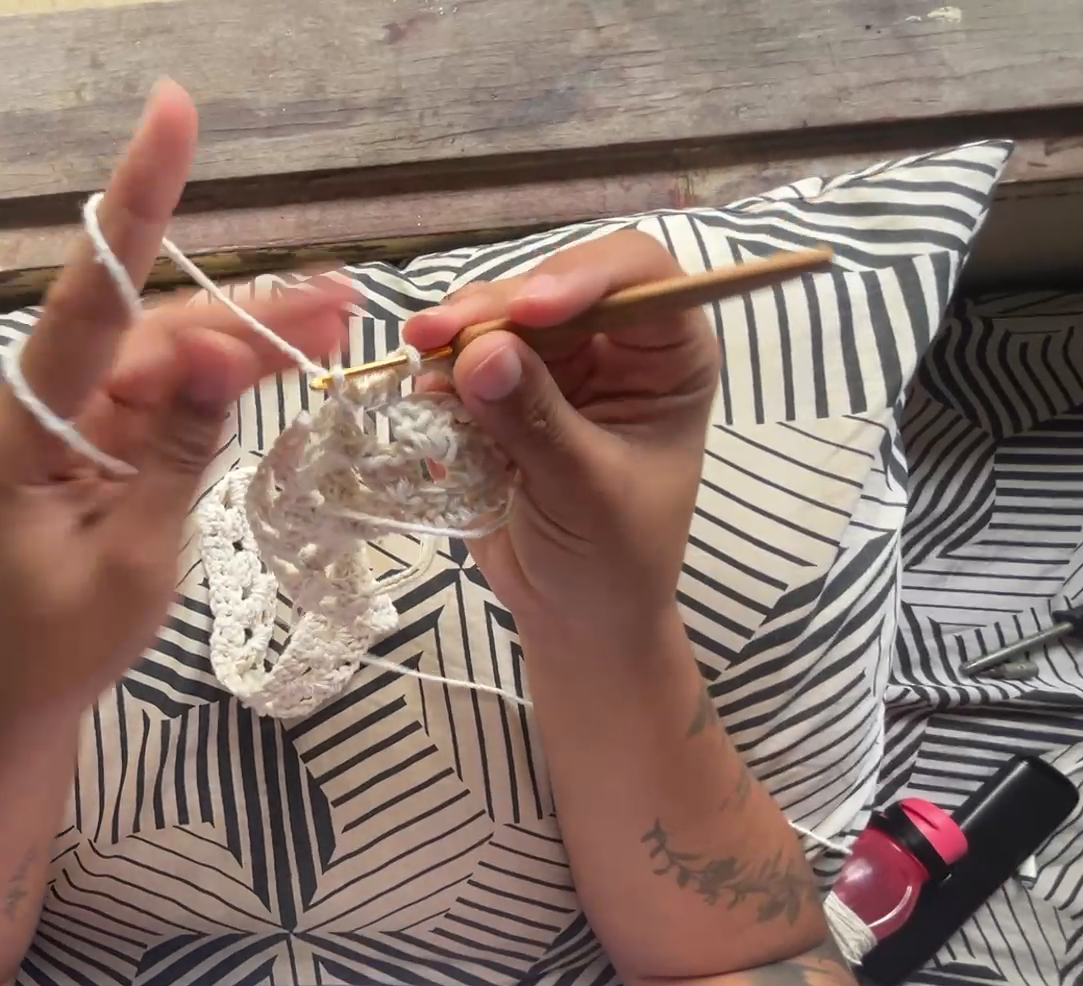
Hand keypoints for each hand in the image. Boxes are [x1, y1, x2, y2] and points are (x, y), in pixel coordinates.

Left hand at [0, 81, 349, 721]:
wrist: (39, 687)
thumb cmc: (69, 638)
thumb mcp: (137, 555)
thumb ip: (176, 452)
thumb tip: (217, 352)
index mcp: (27, 427)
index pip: (86, 302)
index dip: (135, 208)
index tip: (171, 119)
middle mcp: (50, 405)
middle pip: (150, 327)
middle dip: (242, 309)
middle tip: (335, 298)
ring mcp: (83, 421)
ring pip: (172, 356)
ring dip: (248, 341)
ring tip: (334, 323)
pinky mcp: (111, 442)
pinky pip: (175, 396)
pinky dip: (228, 381)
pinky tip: (284, 362)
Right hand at [403, 230, 720, 634]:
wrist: (570, 610)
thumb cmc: (609, 556)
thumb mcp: (583, 489)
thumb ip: (535, 420)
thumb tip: (479, 352)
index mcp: (663, 361)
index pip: (637, 281)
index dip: (583, 278)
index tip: (528, 311)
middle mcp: (606, 352)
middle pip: (549, 292)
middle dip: (492, 309)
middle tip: (432, 334)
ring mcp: (548, 374)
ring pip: (497, 323)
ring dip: (454, 336)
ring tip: (420, 355)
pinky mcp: (498, 400)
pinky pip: (461, 368)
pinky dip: (438, 375)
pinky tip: (421, 391)